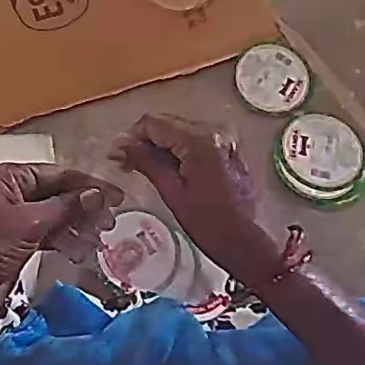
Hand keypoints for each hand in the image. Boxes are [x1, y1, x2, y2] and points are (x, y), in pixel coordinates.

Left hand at [0, 164, 122, 308]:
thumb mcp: (30, 222)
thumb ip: (67, 207)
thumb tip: (98, 195)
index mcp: (10, 176)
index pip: (58, 174)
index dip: (88, 185)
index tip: (117, 197)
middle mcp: (13, 191)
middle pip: (59, 194)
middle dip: (84, 207)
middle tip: (110, 221)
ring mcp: (16, 217)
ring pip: (57, 215)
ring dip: (78, 226)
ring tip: (98, 239)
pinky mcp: (19, 240)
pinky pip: (50, 233)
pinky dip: (66, 240)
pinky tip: (82, 250)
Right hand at [112, 114, 285, 282]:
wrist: (247, 242)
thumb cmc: (209, 224)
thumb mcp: (172, 193)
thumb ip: (146, 162)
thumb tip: (121, 145)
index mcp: (199, 141)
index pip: (154, 123)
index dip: (132, 136)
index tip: (117, 154)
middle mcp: (213, 131)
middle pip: (167, 123)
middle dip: (144, 140)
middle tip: (125, 162)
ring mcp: (223, 138)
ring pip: (179, 130)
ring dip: (159, 145)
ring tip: (142, 167)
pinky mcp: (227, 148)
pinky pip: (194, 140)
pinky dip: (177, 150)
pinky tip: (166, 168)